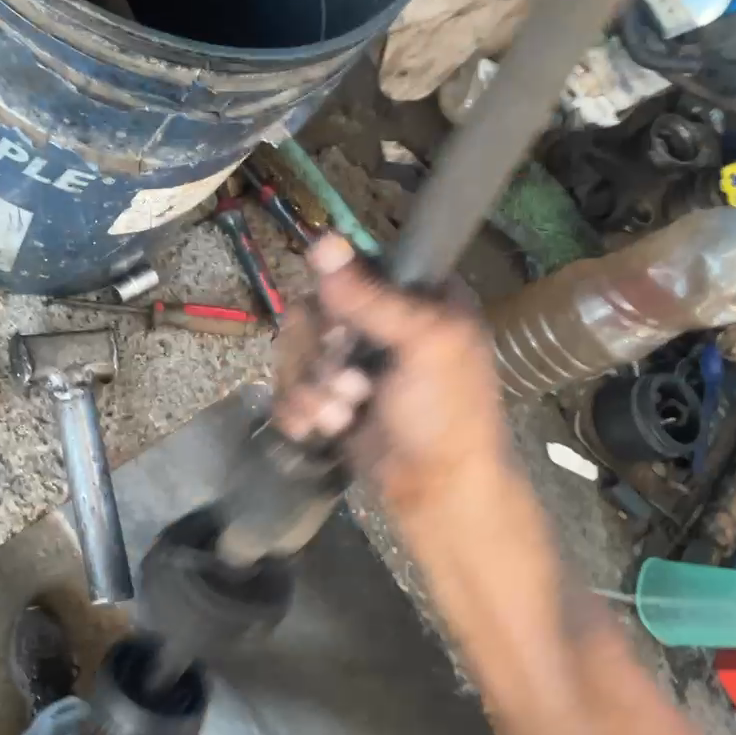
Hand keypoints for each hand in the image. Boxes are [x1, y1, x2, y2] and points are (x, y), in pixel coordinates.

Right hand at [272, 236, 516, 521]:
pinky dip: (297, 410)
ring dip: (310, 390)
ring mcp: (351, 360)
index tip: (342, 333)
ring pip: (294, 351)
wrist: (436, 492)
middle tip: (350, 386)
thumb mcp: (424, 346)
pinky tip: (316, 430)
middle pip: (310, 313)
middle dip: (320, 358)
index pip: (349, 271)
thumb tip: (323, 242)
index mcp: (415, 297)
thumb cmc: (447, 415)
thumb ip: (372, 298)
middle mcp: (380, 322)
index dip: (335, 302)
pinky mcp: (329, 395)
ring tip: (337, 419)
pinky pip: (289, 385)